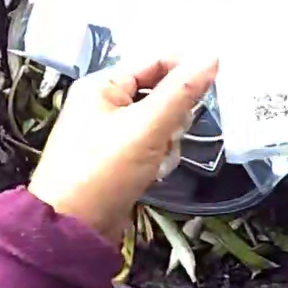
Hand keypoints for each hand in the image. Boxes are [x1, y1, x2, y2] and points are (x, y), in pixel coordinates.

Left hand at [29, 56, 219, 239]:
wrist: (72, 231)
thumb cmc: (103, 171)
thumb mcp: (147, 127)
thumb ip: (181, 91)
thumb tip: (212, 57)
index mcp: (102, 86)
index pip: (154, 62)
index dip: (185, 69)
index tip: (215, 83)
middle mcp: (104, 104)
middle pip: (159, 94)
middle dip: (173, 116)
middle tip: (171, 134)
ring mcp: (110, 133)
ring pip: (159, 123)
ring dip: (167, 140)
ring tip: (158, 159)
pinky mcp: (117, 159)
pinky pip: (150, 146)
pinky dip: (157, 157)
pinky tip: (153, 173)